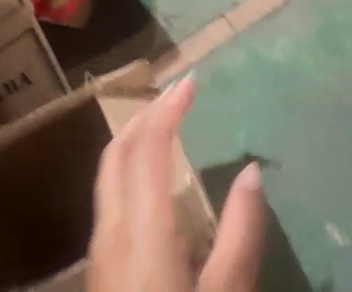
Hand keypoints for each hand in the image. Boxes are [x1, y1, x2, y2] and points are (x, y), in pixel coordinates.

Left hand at [90, 76, 267, 291]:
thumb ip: (241, 231)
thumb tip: (252, 170)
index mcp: (142, 230)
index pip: (147, 150)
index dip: (168, 110)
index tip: (192, 81)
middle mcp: (111, 232)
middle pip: (115, 156)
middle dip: (144, 116)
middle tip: (177, 94)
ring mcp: (100, 253)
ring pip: (108, 176)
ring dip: (134, 140)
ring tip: (166, 124)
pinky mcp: (101, 270)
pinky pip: (111, 197)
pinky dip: (130, 167)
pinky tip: (155, 179)